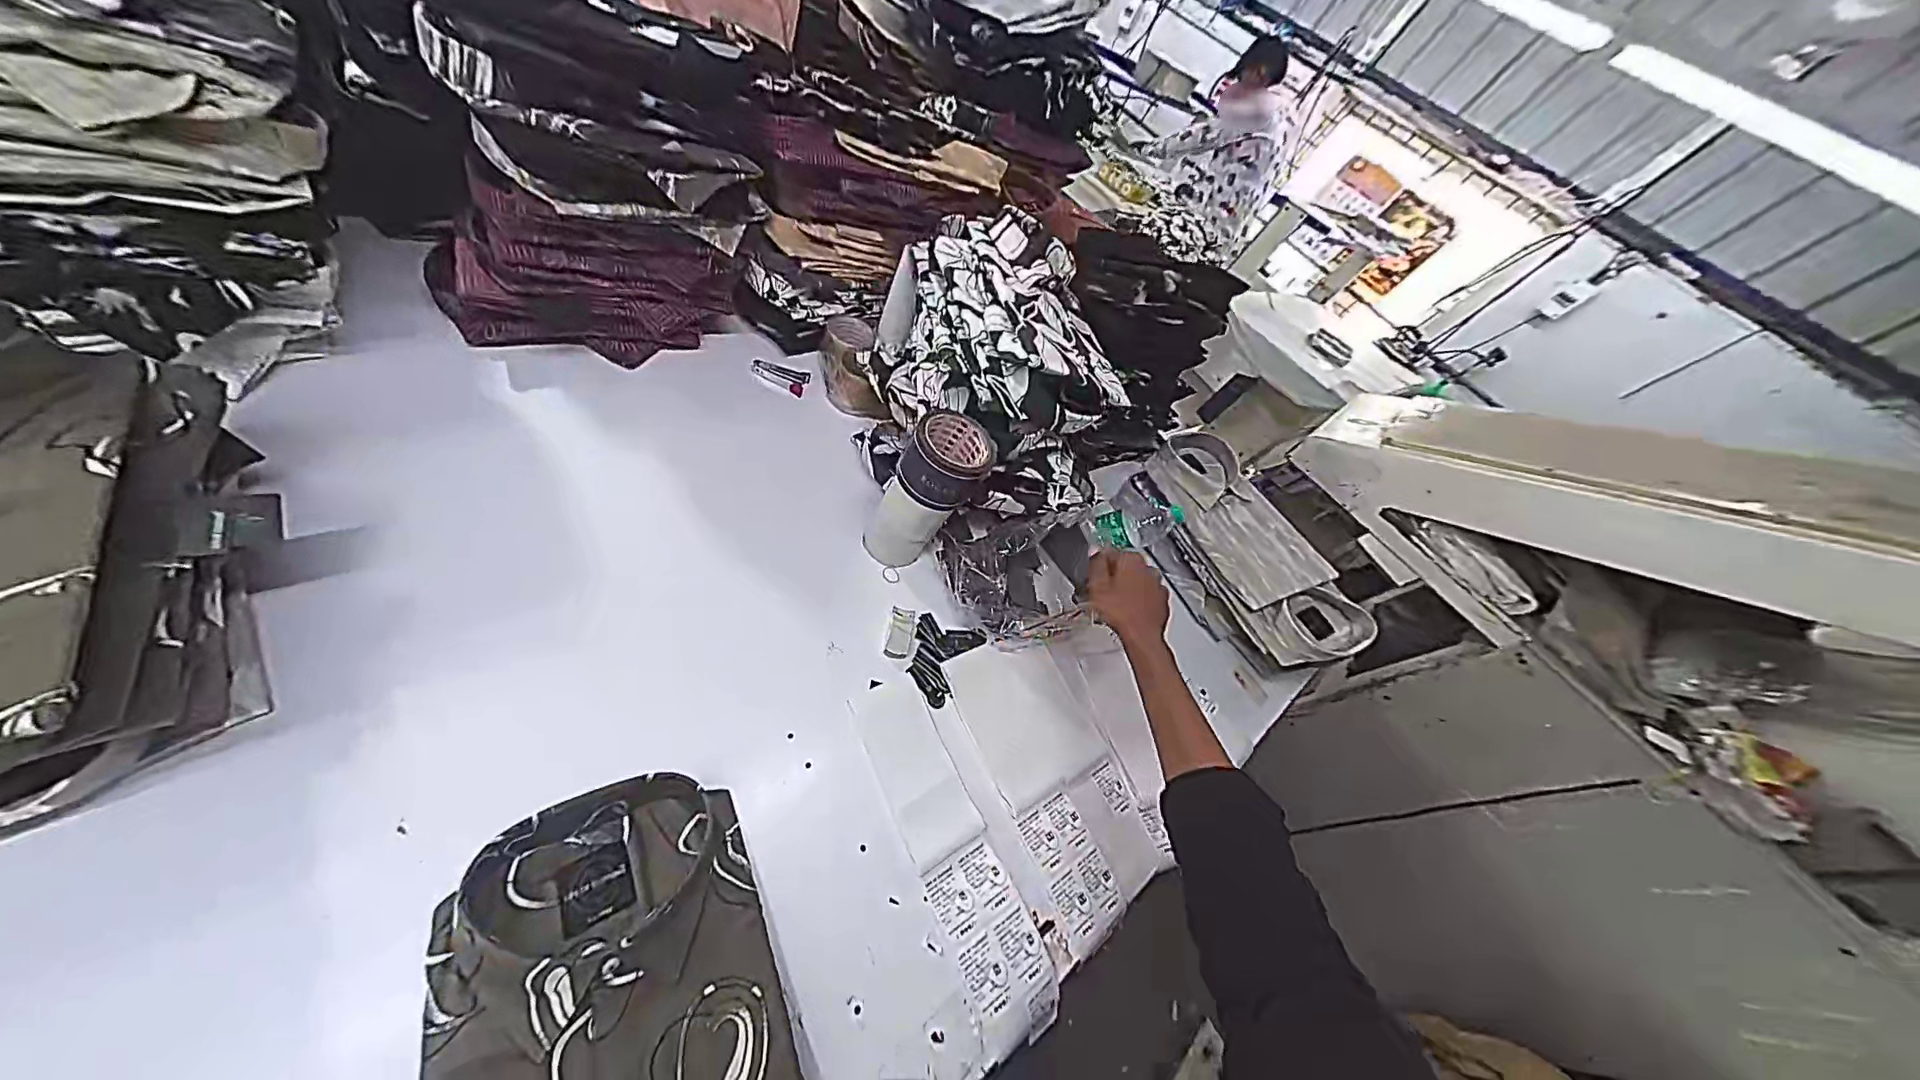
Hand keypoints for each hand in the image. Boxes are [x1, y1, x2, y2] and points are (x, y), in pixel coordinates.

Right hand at [1088, 550, 1169, 646]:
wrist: (1141, 636)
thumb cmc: (1121, 612)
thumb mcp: (1096, 585)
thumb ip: (1095, 564)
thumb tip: (1095, 552)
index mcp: (1131, 559)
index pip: (1110, 552)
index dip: (1098, 565)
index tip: (1093, 576)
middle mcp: (1148, 568)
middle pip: (1125, 566)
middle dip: (1113, 577)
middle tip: (1101, 592)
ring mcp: (1157, 585)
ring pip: (1136, 581)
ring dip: (1126, 588)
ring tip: (1113, 605)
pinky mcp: (1161, 600)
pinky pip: (1146, 595)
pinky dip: (1138, 600)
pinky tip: (1127, 611)